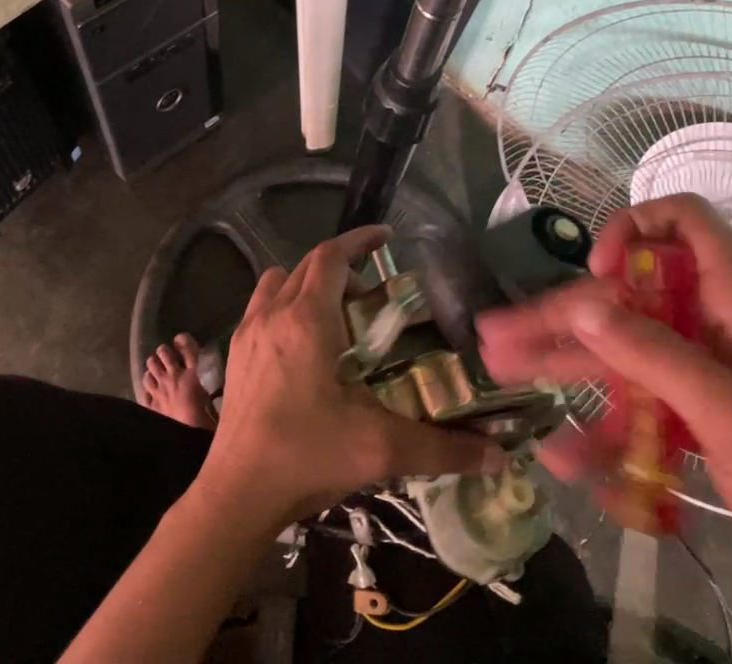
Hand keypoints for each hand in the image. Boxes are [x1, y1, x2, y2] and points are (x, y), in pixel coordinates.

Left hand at [196, 225, 505, 528]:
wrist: (238, 493)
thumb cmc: (307, 456)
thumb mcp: (381, 448)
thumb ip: (443, 447)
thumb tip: (497, 454)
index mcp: (306, 320)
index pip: (331, 256)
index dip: (359, 240)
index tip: (386, 236)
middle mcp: (272, 315)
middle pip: (306, 266)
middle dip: (341, 267)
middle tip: (374, 295)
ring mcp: (246, 335)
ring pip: (277, 284)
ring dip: (307, 284)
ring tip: (337, 317)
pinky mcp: (234, 358)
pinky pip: (260, 310)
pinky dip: (284, 308)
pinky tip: (305, 349)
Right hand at [475, 194, 731, 621]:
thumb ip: (658, 355)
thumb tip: (584, 298)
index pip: (684, 223)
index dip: (630, 232)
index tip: (593, 277)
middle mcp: (722, 326)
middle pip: (629, 298)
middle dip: (562, 317)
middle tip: (494, 340)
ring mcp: (715, 374)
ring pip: (627, 351)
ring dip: (566, 365)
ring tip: (501, 377)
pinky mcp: (710, 416)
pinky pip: (644, 403)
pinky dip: (605, 424)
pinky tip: (564, 456)